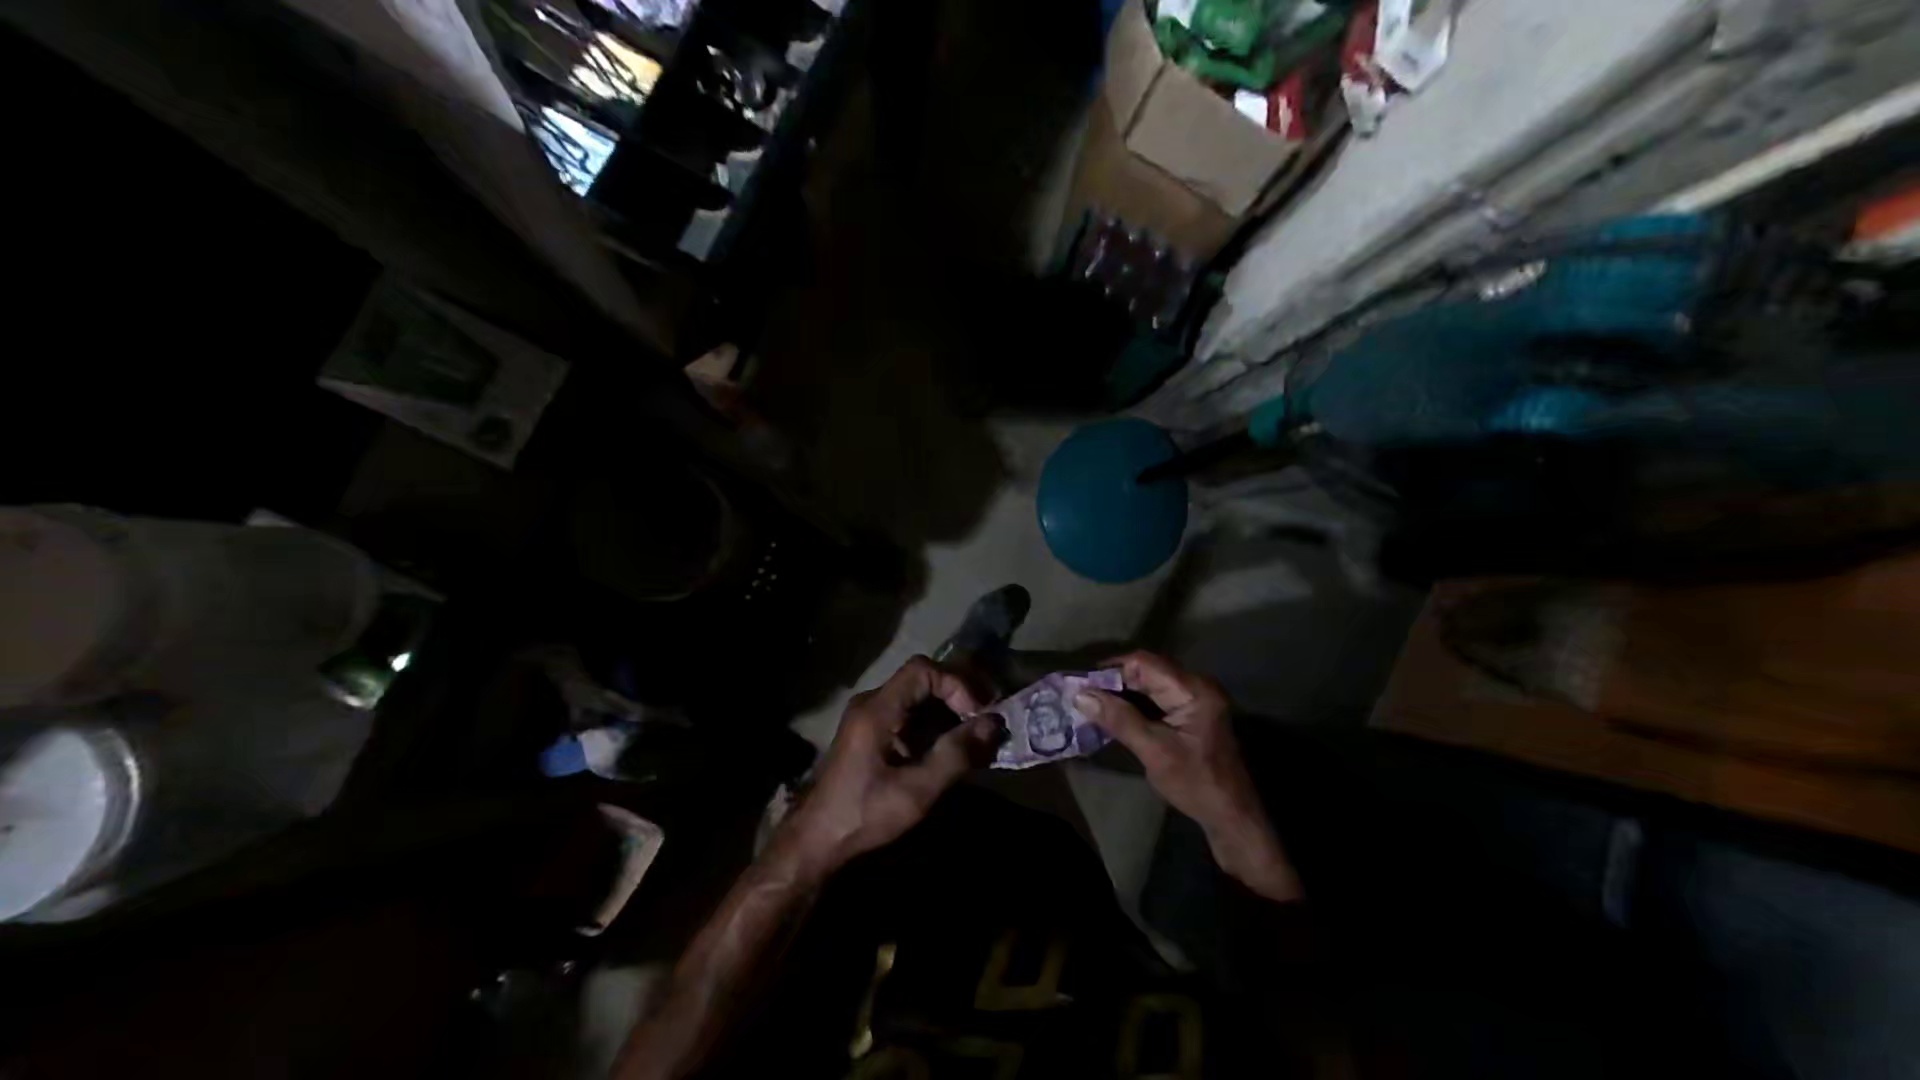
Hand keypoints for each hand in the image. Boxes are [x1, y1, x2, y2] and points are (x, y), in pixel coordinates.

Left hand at [774, 657, 996, 883]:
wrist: (816, 842)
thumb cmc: (864, 815)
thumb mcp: (916, 791)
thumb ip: (955, 755)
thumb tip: (993, 723)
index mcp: (877, 710)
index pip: (923, 670)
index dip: (956, 684)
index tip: (977, 714)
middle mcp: (871, 704)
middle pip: (921, 679)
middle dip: (957, 695)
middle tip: (986, 719)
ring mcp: (869, 718)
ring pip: (917, 697)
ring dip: (949, 711)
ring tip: (976, 736)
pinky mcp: (872, 734)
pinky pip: (909, 715)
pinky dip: (935, 725)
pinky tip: (953, 749)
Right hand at [1077, 652, 1302, 901]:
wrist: (1232, 817)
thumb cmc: (1196, 783)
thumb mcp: (1154, 751)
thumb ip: (1119, 719)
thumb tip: (1081, 695)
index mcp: (1194, 690)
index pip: (1144, 663)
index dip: (1111, 669)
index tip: (1081, 683)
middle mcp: (1197, 685)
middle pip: (1147, 669)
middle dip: (1114, 680)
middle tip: (1082, 693)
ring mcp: (1196, 699)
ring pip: (1150, 683)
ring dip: (1122, 691)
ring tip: (1092, 702)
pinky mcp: (1191, 713)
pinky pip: (1157, 697)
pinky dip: (1134, 703)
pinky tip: (1114, 713)